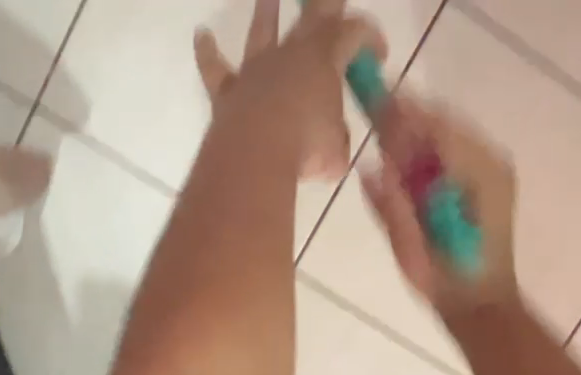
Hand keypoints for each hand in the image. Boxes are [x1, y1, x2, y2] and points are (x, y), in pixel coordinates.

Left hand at [195, 0, 383, 180]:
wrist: (255, 153)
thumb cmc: (306, 148)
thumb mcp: (336, 152)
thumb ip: (337, 141)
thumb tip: (333, 146)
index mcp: (326, 58)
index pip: (355, 33)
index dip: (370, 38)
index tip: (378, 56)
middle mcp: (290, 53)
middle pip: (313, 13)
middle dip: (327, 3)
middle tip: (331, 0)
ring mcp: (256, 68)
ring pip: (261, 28)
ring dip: (266, 9)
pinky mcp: (228, 91)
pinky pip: (214, 68)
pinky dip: (207, 52)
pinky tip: (201, 36)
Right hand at [361, 98, 519, 314]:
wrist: (483, 308)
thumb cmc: (446, 283)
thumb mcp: (411, 249)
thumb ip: (392, 207)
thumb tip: (368, 168)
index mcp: (475, 174)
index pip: (435, 126)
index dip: (403, 112)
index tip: (372, 100)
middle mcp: (491, 162)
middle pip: (443, 125)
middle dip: (408, 121)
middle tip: (374, 116)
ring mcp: (494, 171)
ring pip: (450, 136)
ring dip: (419, 136)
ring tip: (386, 139)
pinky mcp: (492, 183)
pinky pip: (457, 153)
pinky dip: (431, 151)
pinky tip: (409, 164)